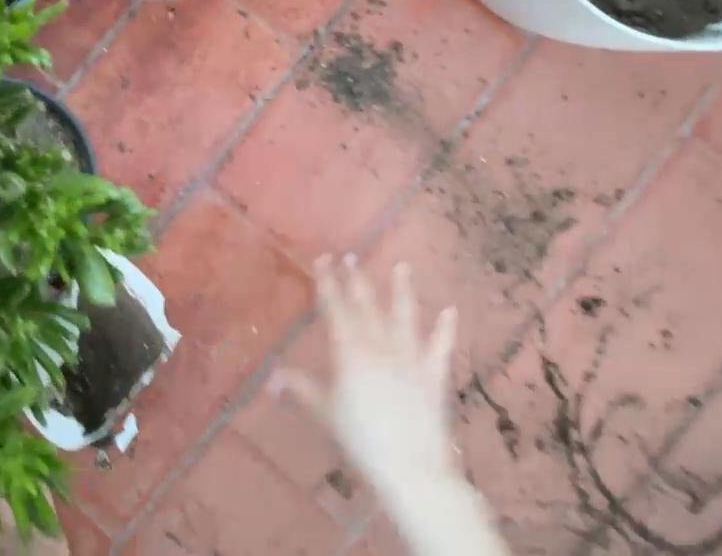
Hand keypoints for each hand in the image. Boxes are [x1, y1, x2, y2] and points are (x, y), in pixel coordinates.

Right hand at [274, 258, 459, 497]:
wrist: (411, 467)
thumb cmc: (361, 439)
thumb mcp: (325, 412)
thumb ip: (301, 389)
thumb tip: (271, 377)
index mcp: (349, 351)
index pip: (335, 309)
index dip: (327, 283)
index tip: (322, 260)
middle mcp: (379, 346)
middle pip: (365, 306)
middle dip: (356, 279)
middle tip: (350, 255)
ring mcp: (410, 358)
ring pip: (404, 316)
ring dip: (402, 290)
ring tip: (402, 266)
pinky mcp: (433, 374)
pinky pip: (439, 347)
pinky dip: (445, 329)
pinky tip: (450, 311)